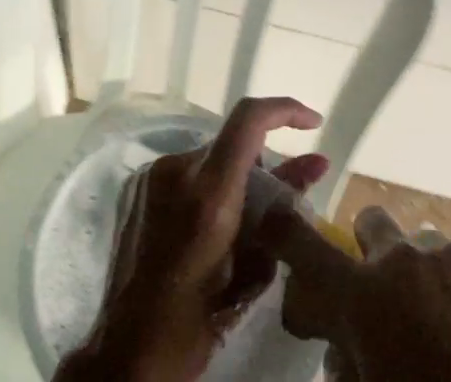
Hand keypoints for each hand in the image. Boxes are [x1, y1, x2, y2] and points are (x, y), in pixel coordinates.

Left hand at [54, 97, 330, 381]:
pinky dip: (203, 189)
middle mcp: (175, 168)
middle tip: (283, 198)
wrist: (136, 340)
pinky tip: (208, 229)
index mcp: (209, 188)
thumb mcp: (255, 264)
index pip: (249, 119)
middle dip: (261, 164)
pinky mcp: (134, 187)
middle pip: (229, 144)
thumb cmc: (204, 312)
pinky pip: (182, 174)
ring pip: (206, 160)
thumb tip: (315, 165)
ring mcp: (150, 175)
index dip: (285, 110)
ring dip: (230, 180)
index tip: (311, 123)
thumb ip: (283, 208)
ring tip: (241, 225)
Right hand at [263, 206, 450, 381]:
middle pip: (372, 224)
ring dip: (432, 272)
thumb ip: (344, 359)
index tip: (278, 221)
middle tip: (398, 300)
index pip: (297, 241)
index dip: (281, 226)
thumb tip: (339, 341)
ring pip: (430, 243)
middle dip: (376, 255)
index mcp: (361, 296)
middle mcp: (404, 259)